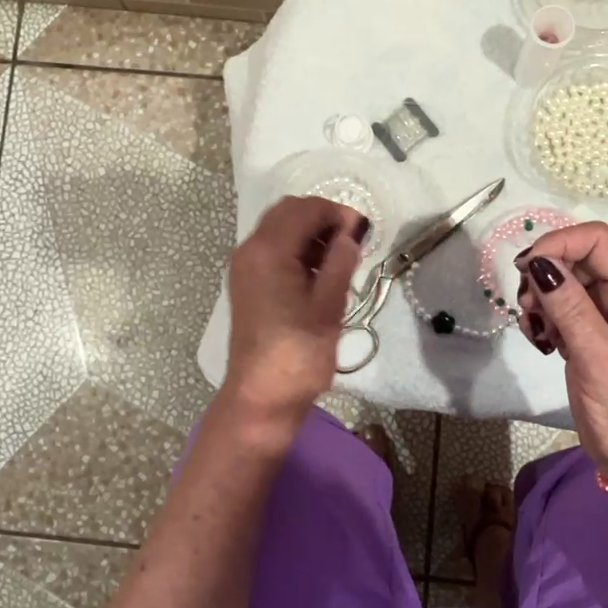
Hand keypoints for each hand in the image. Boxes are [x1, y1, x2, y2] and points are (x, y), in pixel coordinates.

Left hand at [220, 195, 366, 440]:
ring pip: (278, 230)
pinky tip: (318, 274)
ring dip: (309, 234)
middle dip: (322, 219)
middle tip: (352, 243)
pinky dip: (296, 250)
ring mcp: (244, 267)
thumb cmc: (298, 354)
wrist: (261, 397)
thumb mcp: (328, 306)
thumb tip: (351, 233)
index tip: (363, 232)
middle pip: (288, 212)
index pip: (305, 209)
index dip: (337, 213)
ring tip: (339, 261)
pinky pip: (272, 250)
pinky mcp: (247, 284)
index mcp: (268, 251)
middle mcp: (250, 250)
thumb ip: (340, 262)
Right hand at [514, 222, 607, 488]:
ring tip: (535, 330)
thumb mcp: (600, 359)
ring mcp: (606, 315)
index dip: (559, 243)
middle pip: (577, 256)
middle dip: (545, 272)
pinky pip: (558, 306)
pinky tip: (541, 341)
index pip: (598, 241)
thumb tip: (537, 262)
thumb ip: (570, 308)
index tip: (525, 268)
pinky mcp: (587, 333)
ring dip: (540, 296)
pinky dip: (541, 316)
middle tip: (526, 306)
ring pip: (563, 280)